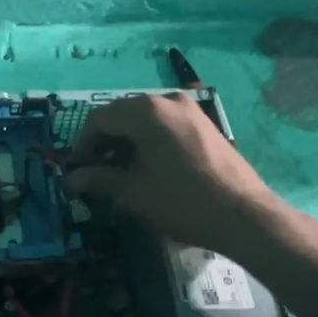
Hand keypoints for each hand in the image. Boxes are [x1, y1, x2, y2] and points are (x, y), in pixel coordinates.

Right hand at [67, 92, 285, 250]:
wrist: (245, 217)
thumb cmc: (183, 202)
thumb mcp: (134, 193)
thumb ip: (99, 180)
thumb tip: (72, 179)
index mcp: (146, 111)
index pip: (99, 119)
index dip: (83, 144)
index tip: (78, 169)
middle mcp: (166, 100)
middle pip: (122, 114)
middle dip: (105, 140)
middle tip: (96, 170)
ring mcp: (189, 109)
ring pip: (144, 118)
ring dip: (127, 140)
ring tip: (121, 170)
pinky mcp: (204, 123)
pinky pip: (165, 123)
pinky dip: (149, 139)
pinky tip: (149, 165)